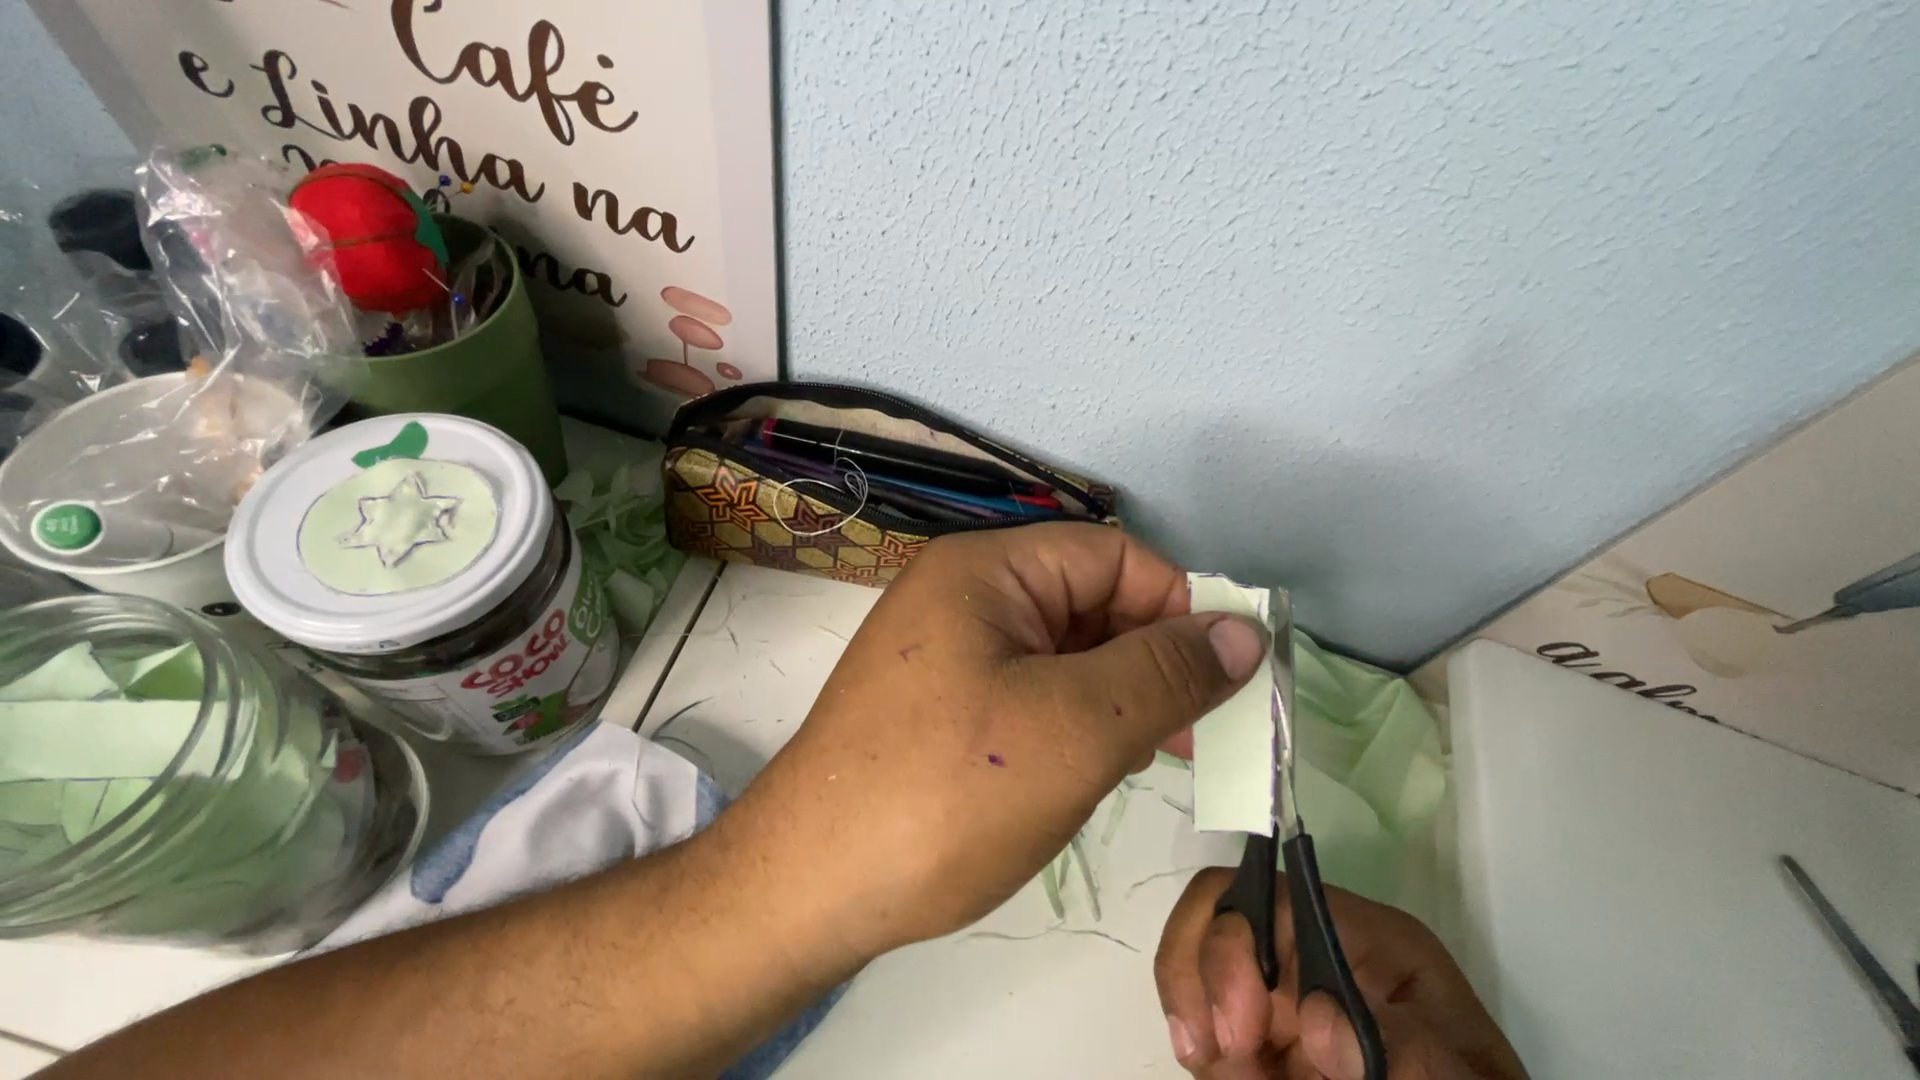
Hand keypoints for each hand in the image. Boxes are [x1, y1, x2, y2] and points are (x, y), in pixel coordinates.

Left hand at [720, 523, 1266, 964]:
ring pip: (1063, 652)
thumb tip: (1244, 631)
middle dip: (1152, 658)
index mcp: (986, 571)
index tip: (1224, 681)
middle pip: (1088, 601)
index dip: (1179, 608)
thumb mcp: (1075, 728)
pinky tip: (1096, 765)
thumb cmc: (947, 795)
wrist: (811, 888)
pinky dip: (1074, 719)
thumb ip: (1166, 672)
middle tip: (1197, 735)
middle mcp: (961, 596)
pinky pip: (1028, 690)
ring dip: (1118, 694)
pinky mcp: (939, 705)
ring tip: (1154, 756)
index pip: (1113, 557)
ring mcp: (945, 652)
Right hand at [1155, 868, 1527, 1079]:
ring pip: (1196, 968)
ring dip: (1194, 1022)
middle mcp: (1310, 950)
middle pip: (1213, 913)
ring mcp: (1284, 992)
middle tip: (1207, 1055)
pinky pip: (1208, 1026)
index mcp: (1361, 938)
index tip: (1233, 1034)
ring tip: (1230, 1078)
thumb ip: (1407, 1052)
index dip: (1228, 944)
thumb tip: (1319, 1017)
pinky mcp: (1266, 1036)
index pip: (1267, 895)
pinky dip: (1209, 1060)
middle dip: (1193, 977)